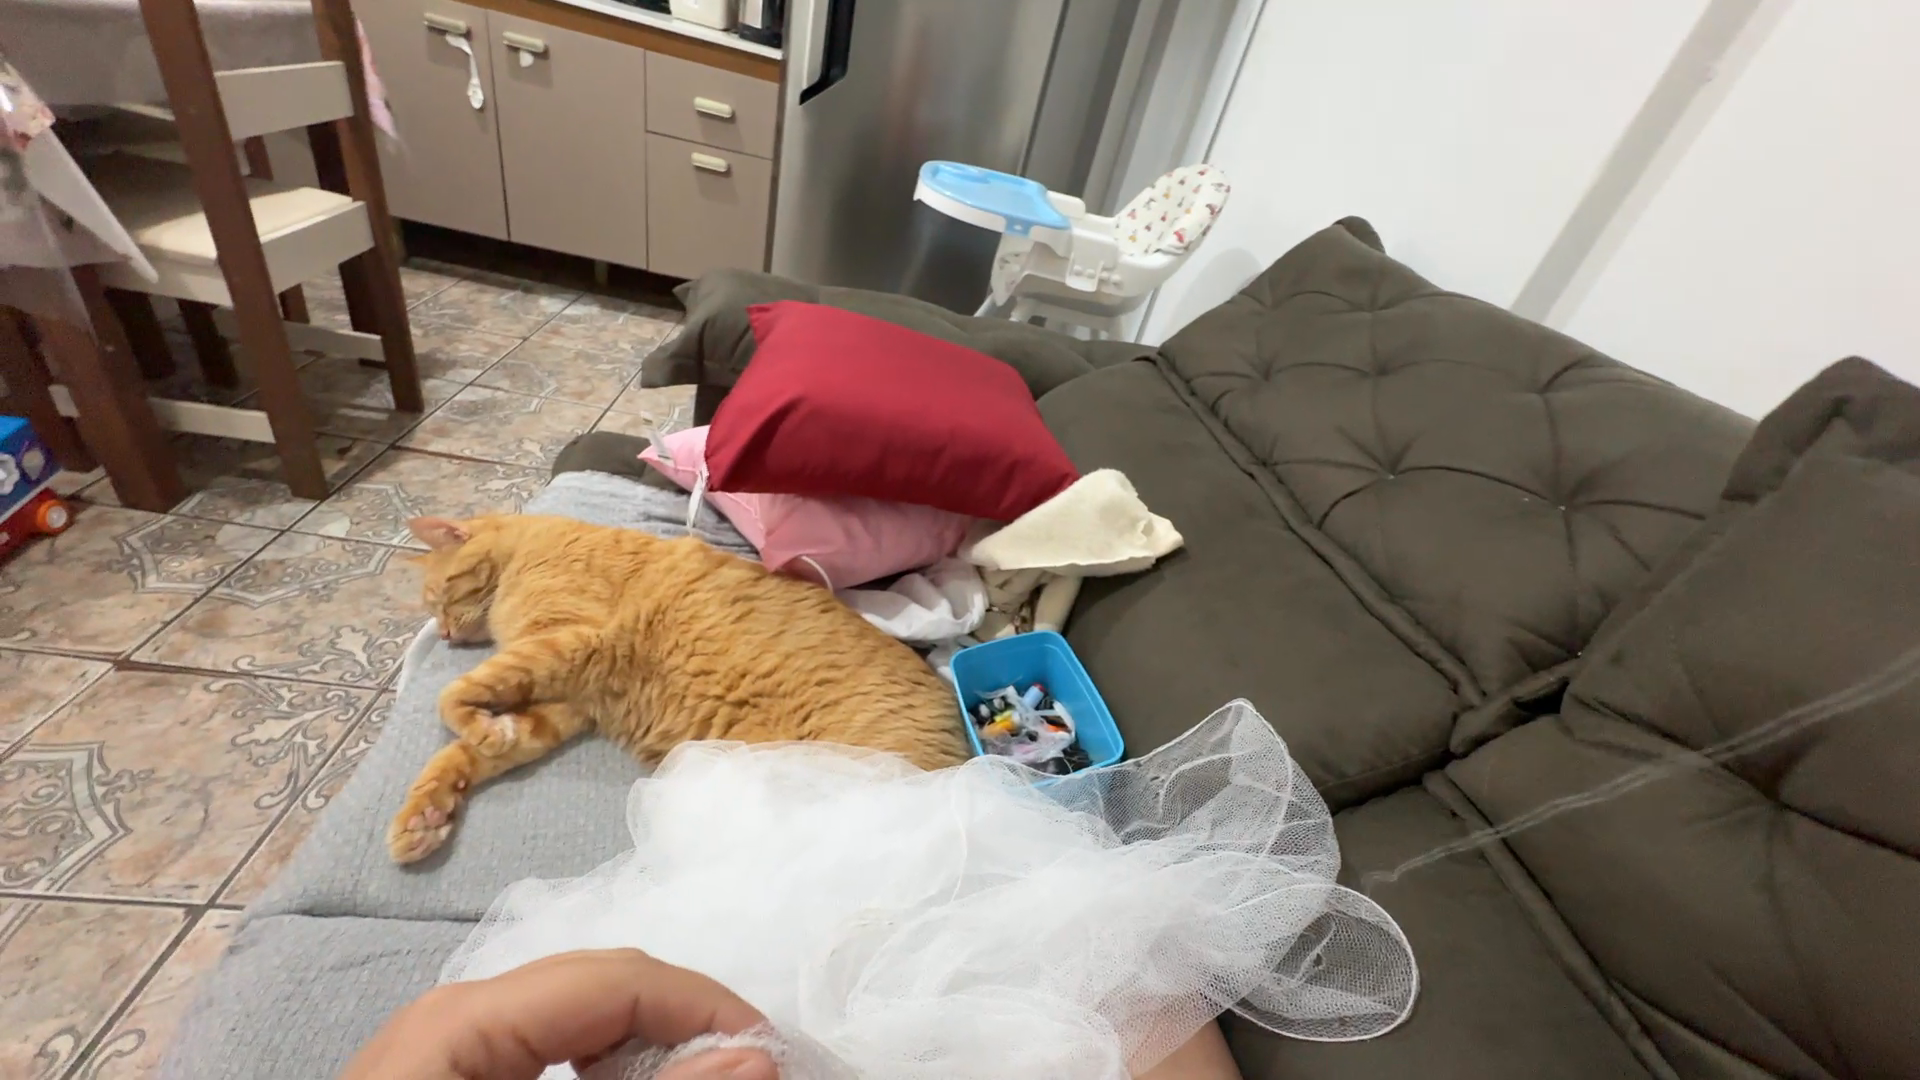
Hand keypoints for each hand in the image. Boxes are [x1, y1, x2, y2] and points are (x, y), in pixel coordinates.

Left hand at [338, 949, 778, 1079]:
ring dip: (647, 1056)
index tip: (770, 1058)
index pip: (622, 978)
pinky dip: (604, 1074)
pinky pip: (556, 1054)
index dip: (706, 1010)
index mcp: (467, 1019)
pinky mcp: (458, 1073)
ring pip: (587, 1021)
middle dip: (683, 1033)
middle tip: (743, 1075)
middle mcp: (462, 1010)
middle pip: (610, 989)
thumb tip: (756, 1057)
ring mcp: (455, 1044)